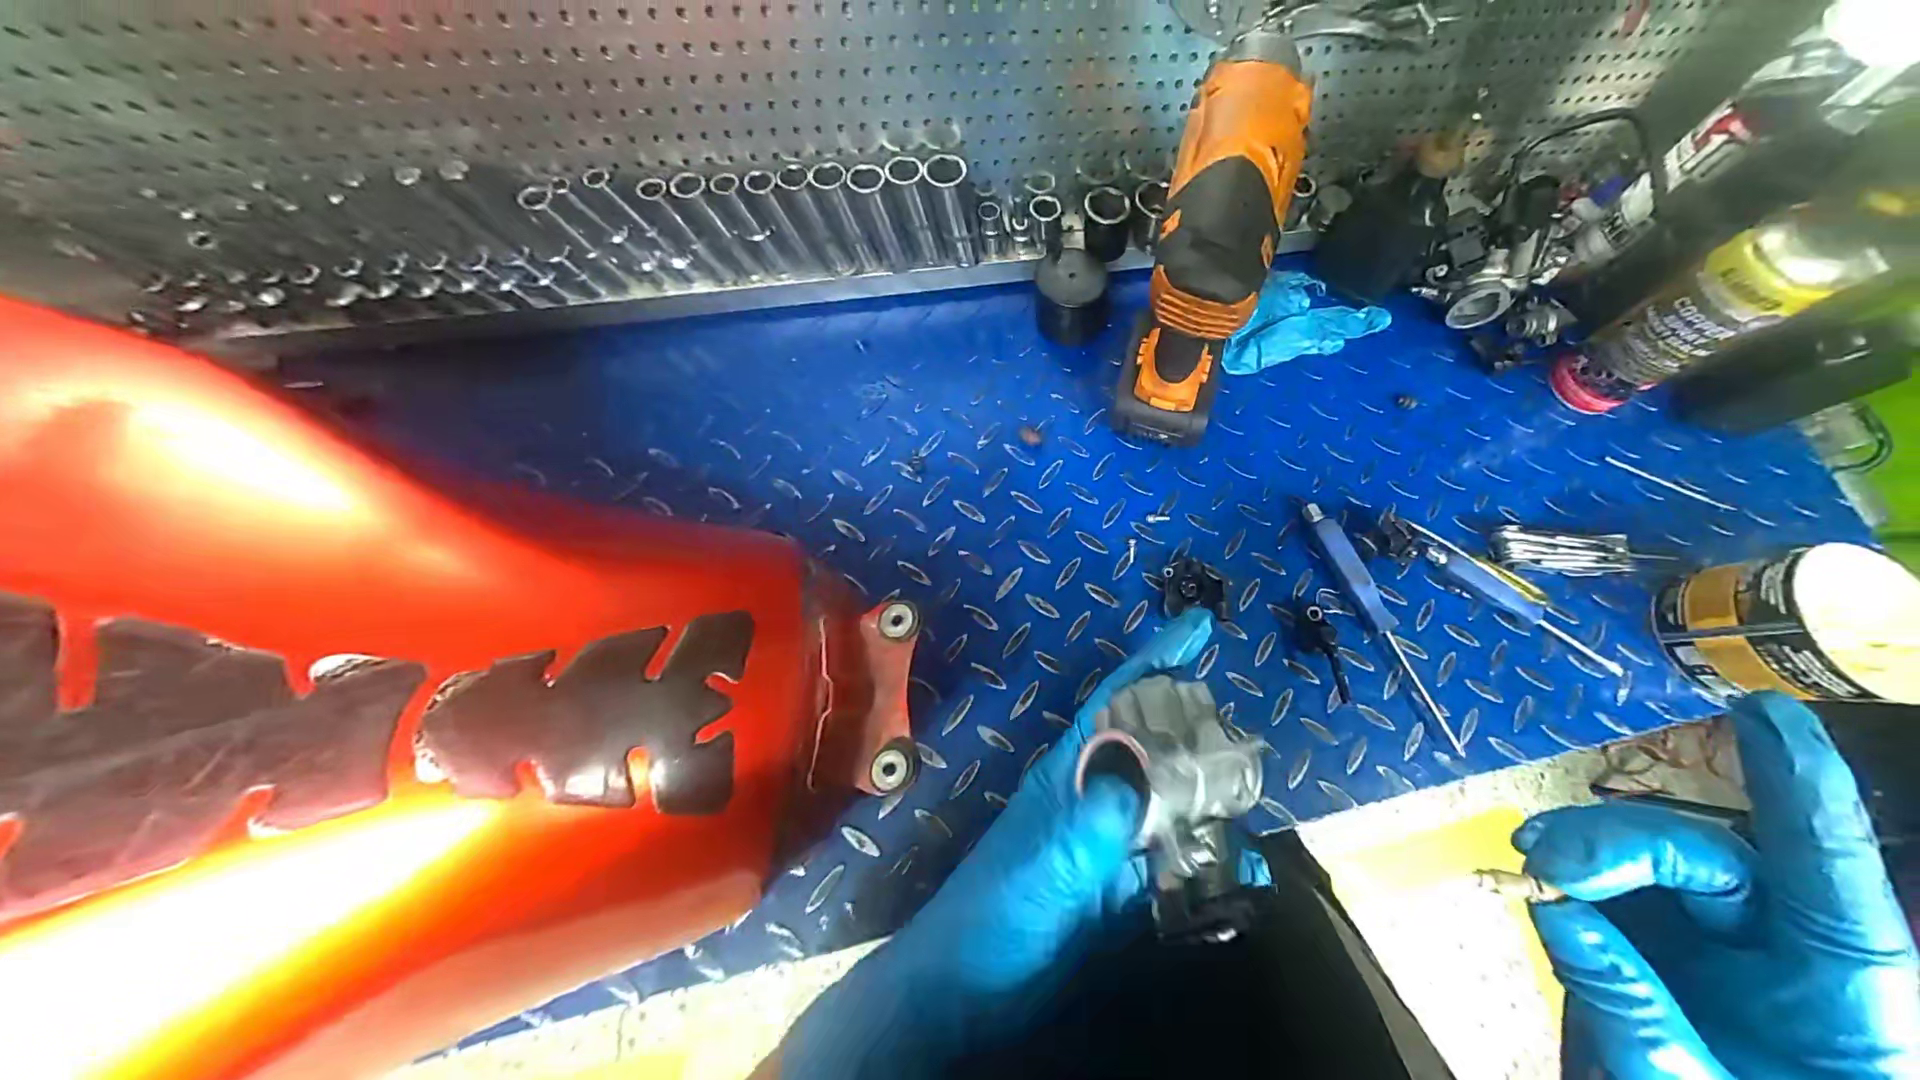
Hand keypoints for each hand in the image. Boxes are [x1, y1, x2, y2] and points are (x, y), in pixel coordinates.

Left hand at [777, 609, 1215, 1077]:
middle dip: (1197, 728)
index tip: (1200, 627)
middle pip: (1153, 744)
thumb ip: (1098, 814)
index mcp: (1071, 772)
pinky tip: (1239, 879)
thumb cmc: (998, 911)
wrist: (968, 985)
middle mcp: (1095, 796)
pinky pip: (1173, 866)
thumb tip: (1151, 765)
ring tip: (1249, 808)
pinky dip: (1207, 868)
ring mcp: (1108, 842)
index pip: (1117, 700)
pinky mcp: (1118, 889)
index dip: (1156, 659)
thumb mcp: (1049, 858)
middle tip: (1242, 737)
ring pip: (1170, 804)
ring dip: (1211, 804)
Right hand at [1515, 692, 1919, 1078]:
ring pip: (1648, 847)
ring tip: (1530, 865)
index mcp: (1841, 992)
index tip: (1763, 711)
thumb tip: (1555, 907)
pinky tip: (1537, 866)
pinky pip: (1606, 866)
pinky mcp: (1651, 918)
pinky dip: (1566, 858)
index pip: (1833, 876)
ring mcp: (1711, 926)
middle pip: (1707, 854)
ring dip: (1583, 846)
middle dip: (1617, 843)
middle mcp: (1780, 941)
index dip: (1802, 787)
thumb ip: (1627, 1006)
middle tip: (1543, 859)